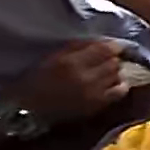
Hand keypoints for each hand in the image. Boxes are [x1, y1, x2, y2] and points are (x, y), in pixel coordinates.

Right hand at [7, 41, 127, 122]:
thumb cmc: (38, 78)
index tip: (114, 46)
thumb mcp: (54, 56)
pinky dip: (120, 85)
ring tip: (107, 71)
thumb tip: (102, 41)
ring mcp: (93, 94)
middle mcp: (85, 78)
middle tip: (106, 59)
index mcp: (71, 63)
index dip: (113, 46)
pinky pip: (119, 93)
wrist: (30, 107)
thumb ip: (77, 47)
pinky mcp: (97, 106)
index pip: (104, 50)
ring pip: (117, 76)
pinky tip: (113, 83)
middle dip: (112, 59)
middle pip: (113, 63)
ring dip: (115, 71)